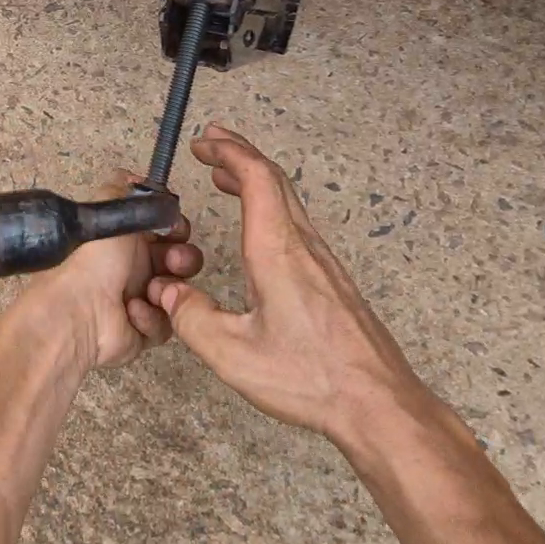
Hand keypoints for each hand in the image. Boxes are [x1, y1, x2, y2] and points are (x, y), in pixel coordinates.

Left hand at [23, 171, 203, 369]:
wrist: (79, 310)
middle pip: (178, 260)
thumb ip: (124, 188)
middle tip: (173, 260)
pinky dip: (150, 316)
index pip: (165, 230)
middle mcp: (132, 268)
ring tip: (153, 288)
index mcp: (125, 239)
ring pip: (177, 292)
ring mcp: (139, 300)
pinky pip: (165, 322)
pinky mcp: (142, 330)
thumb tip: (135, 177)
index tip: (176, 228)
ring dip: (168, 287)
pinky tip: (131, 311)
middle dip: (182, 258)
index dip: (176, 227)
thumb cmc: (91, 258)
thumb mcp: (107, 208)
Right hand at [146, 125, 429, 439]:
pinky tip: (258, 223)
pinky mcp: (331, 278)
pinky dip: (270, 203)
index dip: (229, 151)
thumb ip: (192, 319)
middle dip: (240, 152)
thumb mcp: (233, 354)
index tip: (203, 143)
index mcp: (277, 251)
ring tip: (226, 175)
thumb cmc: (313, 378)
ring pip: (288, 198)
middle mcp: (303, 246)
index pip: (257, 177)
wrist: (377, 402)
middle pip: (274, 178)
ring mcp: (322, 260)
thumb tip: (167, 293)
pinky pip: (296, 220)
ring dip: (255, 177)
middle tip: (211, 141)